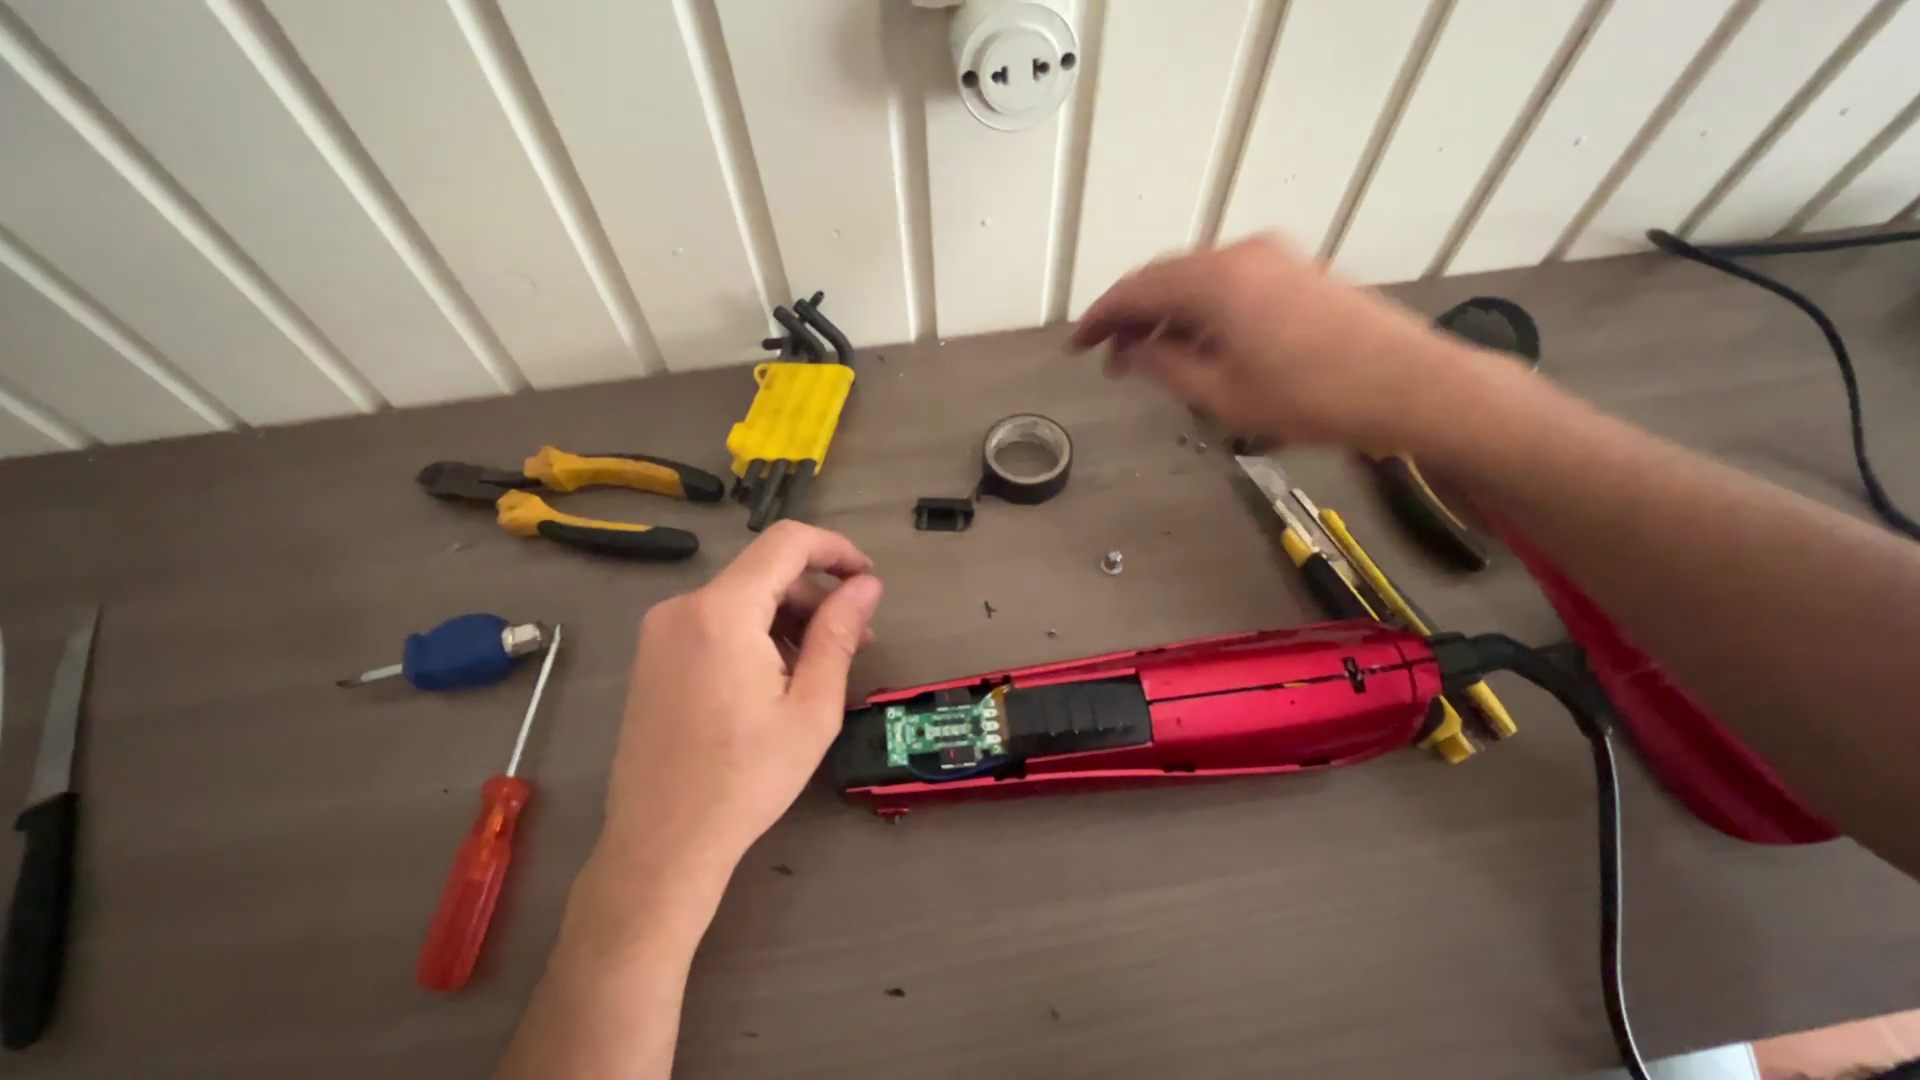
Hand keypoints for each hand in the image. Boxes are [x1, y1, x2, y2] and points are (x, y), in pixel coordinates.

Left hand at [599, 522, 883, 877]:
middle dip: (817, 597)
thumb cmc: (746, 779)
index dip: (836, 550)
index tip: (869, 580)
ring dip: (788, 619)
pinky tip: (778, 677)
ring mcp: (660, 631)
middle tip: (858, 640)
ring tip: (823, 665)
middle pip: (764, 573)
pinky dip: (754, 634)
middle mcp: (682, 607)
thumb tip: (867, 586)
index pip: (787, 542)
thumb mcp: (811, 707)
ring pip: (741, 599)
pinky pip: (715, 623)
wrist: (662, 843)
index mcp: (721, 611)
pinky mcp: (652, 657)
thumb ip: (839, 634)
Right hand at [1071, 235, 1497, 448]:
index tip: (1076, 346)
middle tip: (1111, 358)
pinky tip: (1199, 343)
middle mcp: (1240, 254)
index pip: (1135, 290)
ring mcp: (1274, 257)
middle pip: (1165, 277)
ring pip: (1197, 279)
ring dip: (1167, 314)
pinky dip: (1201, 309)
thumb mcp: (1220, 394)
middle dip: (1132, 316)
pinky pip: (1229, 282)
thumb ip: (1162, 365)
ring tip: (1151, 357)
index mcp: (1214, 280)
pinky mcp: (1297, 270)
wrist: (1408, 384)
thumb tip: (1126, 352)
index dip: (1099, 318)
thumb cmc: (1307, 397)